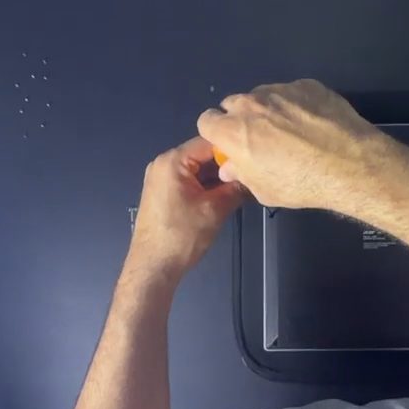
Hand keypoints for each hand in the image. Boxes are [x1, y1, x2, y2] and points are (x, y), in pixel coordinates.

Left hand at [127, 137, 246, 278]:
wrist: (153, 267)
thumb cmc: (182, 236)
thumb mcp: (215, 210)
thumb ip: (237, 188)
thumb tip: (256, 178)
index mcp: (172, 161)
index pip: (209, 141)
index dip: (234, 147)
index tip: (254, 156)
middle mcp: (163, 164)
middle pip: (203, 155)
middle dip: (227, 165)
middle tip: (252, 173)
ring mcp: (161, 179)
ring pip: (198, 170)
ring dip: (218, 178)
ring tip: (243, 186)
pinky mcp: (164, 194)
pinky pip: (190, 182)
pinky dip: (207, 188)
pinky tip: (225, 196)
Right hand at [195, 79, 397, 210]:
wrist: (349, 164)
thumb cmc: (301, 183)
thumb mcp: (264, 191)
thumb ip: (242, 174)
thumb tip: (231, 166)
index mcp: (233, 131)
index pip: (206, 121)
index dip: (217, 134)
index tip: (230, 144)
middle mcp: (252, 103)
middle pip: (233, 104)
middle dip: (242, 120)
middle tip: (262, 140)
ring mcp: (280, 90)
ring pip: (263, 96)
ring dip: (268, 110)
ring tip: (291, 132)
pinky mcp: (307, 85)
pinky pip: (291, 92)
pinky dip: (295, 104)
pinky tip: (312, 124)